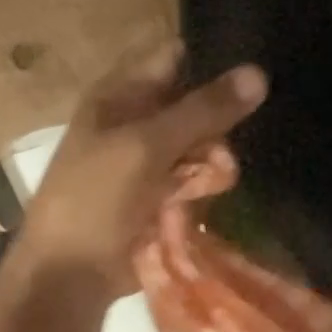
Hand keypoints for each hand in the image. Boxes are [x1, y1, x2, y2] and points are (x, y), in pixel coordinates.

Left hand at [17, 41, 267, 294]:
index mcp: (119, 95)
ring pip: (202, 147)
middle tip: (236, 142)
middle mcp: (136, 122)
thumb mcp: (147, 146)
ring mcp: (149, 163)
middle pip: (195, 105)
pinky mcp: (162, 199)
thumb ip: (202, 110)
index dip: (213, 58)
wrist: (72, 274)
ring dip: (216, 161)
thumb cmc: (96, 200)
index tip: (258, 70)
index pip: (176, 56)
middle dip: (221, 121)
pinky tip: (218, 194)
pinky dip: (208, 186)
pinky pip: (197, 181)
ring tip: (222, 180)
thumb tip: (259, 72)